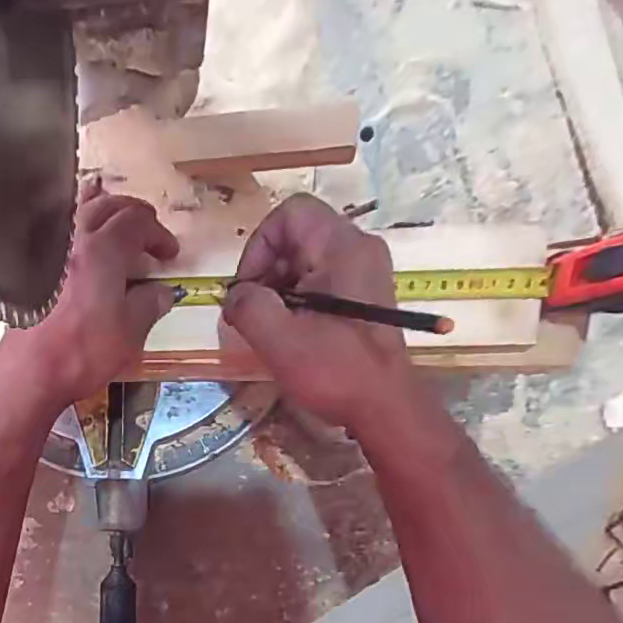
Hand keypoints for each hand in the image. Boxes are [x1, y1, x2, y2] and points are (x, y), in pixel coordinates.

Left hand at [0, 184, 179, 407]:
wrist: (32, 371)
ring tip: (117, 229)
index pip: (137, 222)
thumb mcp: (131, 332)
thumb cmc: (83, 352)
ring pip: (79, 208)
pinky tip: (83, 239)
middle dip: (135, 217)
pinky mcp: (29, 262)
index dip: (159, 234)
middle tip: (149, 238)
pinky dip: (77, 223)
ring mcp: (47, 246)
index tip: (169, 253)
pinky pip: (58, 226)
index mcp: (103, 250)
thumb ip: (150, 304)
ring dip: (104, 212)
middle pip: (108, 206)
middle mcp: (73, 237)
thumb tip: (162, 292)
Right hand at [221, 194, 417, 429]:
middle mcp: (360, 249)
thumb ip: (247, 306)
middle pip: (298, 236)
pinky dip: (301, 301)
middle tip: (253, 313)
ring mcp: (367, 273)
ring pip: (309, 262)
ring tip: (270, 328)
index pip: (289, 214)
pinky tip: (292, 335)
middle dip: (267, 271)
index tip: (248, 289)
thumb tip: (236, 296)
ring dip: (281, 290)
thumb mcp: (279, 339)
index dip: (259, 246)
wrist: (387, 408)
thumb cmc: (336, 371)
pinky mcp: (367, 298)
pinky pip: (324, 282)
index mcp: (343, 246)